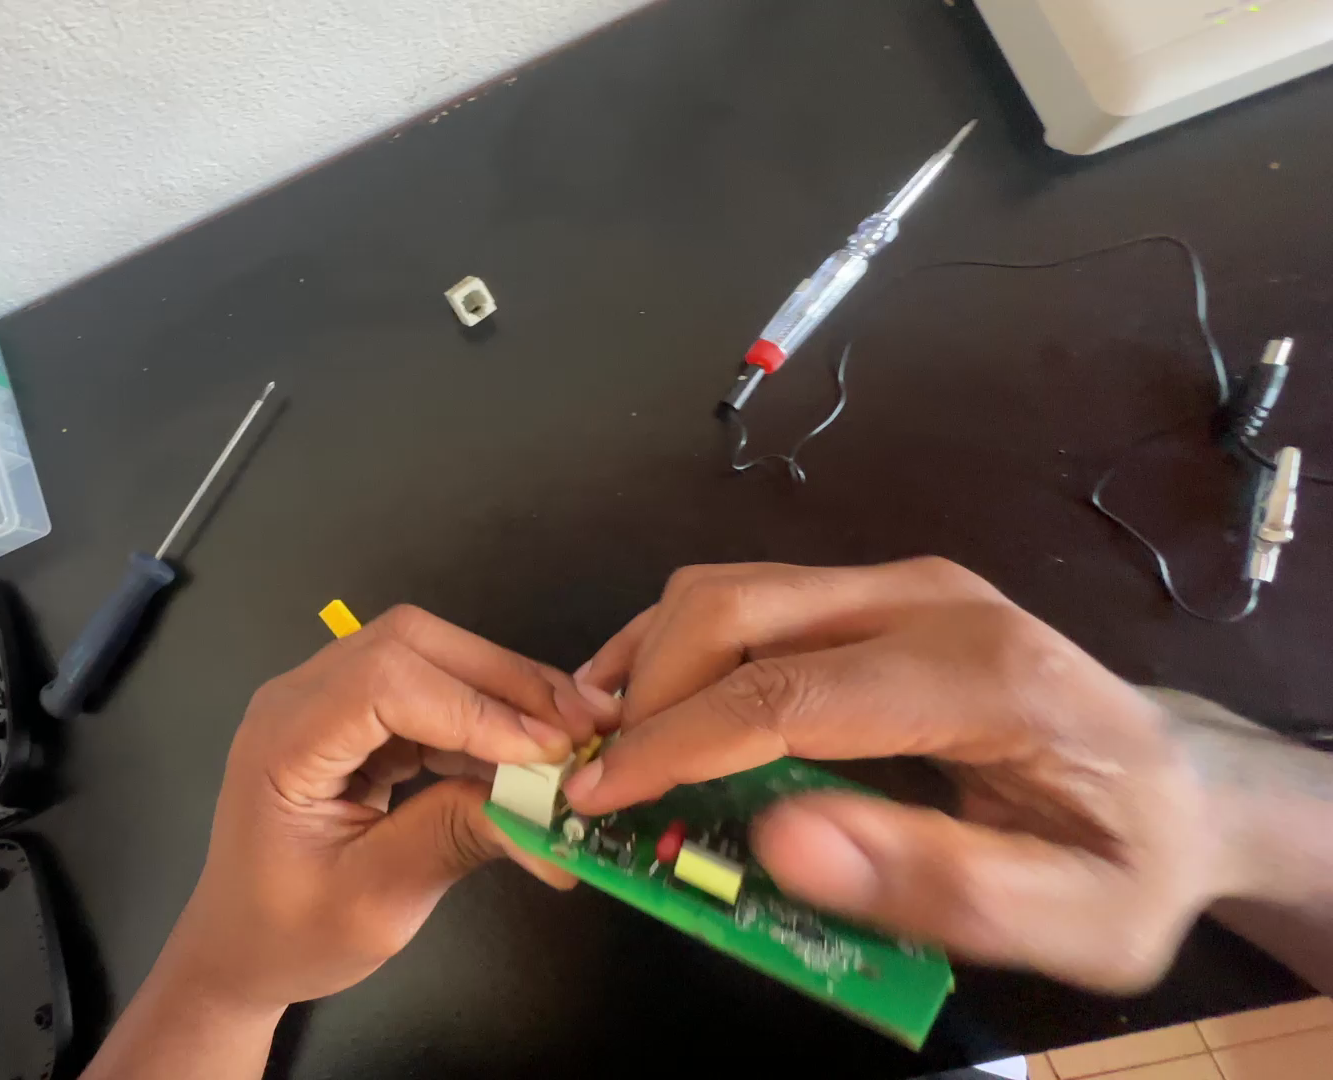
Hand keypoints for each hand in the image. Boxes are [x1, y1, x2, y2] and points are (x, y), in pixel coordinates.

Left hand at [160, 605, 615, 1012]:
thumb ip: (456, 839)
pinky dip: (481, 717)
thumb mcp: (375, 903)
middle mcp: (300, 695)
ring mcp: (325, 697)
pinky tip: (526, 750)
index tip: (548, 749)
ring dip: (500, 691)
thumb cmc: (289, 934)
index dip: (471, 706)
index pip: (381, 682)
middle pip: (407, 645)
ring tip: (569, 733)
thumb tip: (550, 812)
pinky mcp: (354, 715)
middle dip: (500, 678)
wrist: (240, 944)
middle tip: (579, 723)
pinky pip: (426, 692)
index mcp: (284, 739)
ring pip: (424, 656)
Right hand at [562, 558, 1243, 992]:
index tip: (596, 792)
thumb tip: (777, 841)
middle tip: (607, 770)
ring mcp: (880, 579)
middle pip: (729, 610)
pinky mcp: (851, 586)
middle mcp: (915, 596)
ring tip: (614, 733)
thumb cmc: (1122, 854)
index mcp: (975, 671)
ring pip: (717, 590)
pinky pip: (731, 593)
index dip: (672, 744)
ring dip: (648, 659)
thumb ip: (934, 885)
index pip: (780, 694)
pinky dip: (667, 638)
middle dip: (646, 693)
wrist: (1168, 776)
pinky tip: (638, 686)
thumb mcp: (1075, 919)